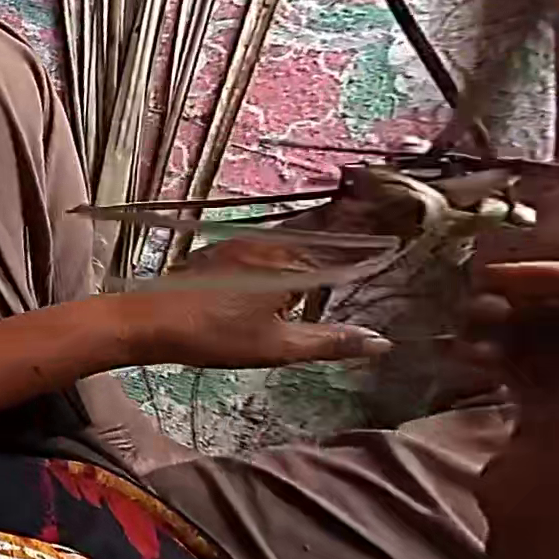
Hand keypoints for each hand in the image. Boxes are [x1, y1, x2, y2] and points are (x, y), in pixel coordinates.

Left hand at [128, 237, 392, 368]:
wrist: (144, 321)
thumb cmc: (210, 334)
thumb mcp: (276, 346)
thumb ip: (329, 341)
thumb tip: (382, 342)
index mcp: (288, 262)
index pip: (345, 241)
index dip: (379, 228)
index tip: (413, 216)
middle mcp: (264, 245)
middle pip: (319, 231)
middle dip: (354, 222)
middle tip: (393, 212)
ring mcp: (236, 246)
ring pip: (290, 235)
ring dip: (320, 232)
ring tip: (356, 228)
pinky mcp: (216, 254)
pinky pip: (264, 243)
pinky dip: (287, 244)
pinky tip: (296, 255)